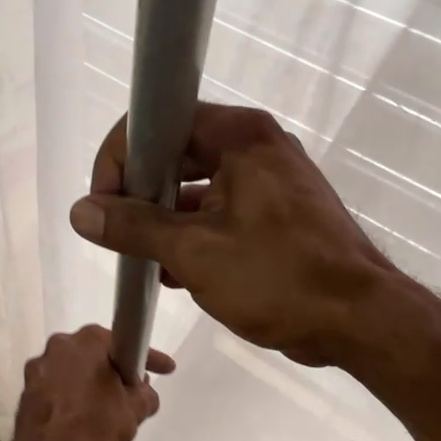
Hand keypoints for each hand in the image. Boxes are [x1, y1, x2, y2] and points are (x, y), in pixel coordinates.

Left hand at [11, 326, 173, 440]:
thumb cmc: (95, 422)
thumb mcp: (135, 410)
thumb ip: (146, 395)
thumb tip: (143, 392)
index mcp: (89, 339)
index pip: (127, 344)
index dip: (150, 359)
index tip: (165, 370)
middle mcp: (61, 344)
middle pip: (96, 355)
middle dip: (114, 371)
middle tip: (130, 391)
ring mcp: (39, 366)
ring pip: (73, 372)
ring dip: (88, 385)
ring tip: (102, 410)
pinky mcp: (25, 390)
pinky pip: (56, 389)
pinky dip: (69, 399)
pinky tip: (78, 418)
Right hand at [68, 103, 396, 366]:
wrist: (359, 319)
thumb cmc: (277, 276)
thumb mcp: (194, 253)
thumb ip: (134, 227)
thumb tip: (81, 212)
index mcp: (240, 136)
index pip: (159, 120)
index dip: (122, 157)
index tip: (104, 202)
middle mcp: (257, 146)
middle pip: (178, 154)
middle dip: (142, 195)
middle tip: (119, 234)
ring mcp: (272, 181)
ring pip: (199, 188)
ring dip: (166, 222)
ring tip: (144, 261)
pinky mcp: (280, 216)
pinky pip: (223, 213)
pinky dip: (196, 236)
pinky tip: (175, 275)